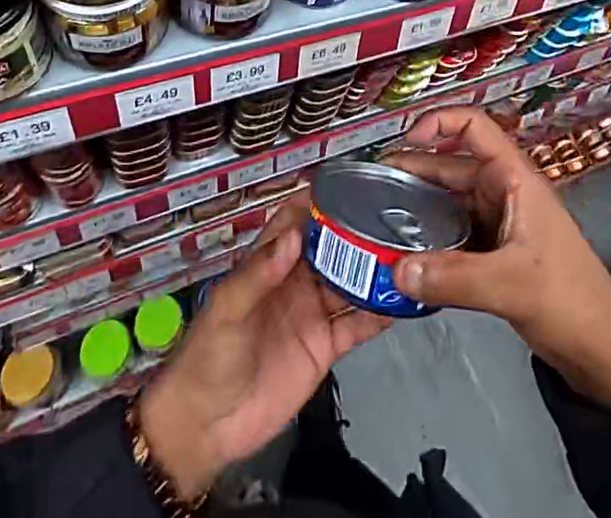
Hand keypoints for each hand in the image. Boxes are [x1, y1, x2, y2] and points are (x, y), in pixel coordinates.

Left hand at [136, 199, 389, 498]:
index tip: (344, 187)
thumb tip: (291, 238)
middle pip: (329, 251)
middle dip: (354, 234)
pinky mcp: (324, 347)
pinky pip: (356, 325)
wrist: (209, 424)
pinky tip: (400, 303)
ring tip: (403, 254)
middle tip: (387, 219)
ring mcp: (311, 314)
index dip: (314, 204)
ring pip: (348, 284)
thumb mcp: (226, 310)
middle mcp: (292, 284)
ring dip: (371, 271)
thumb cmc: (207, 357)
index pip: (292, 225)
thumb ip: (257, 274)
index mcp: (266, 267)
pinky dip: (378, 314)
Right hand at [383, 106, 610, 411]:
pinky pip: (449, 229)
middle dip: (411, 168)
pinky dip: (425, 232)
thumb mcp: (512, 285)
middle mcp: (502, 192)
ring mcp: (496, 220)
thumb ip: (453, 277)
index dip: (438, 121)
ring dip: (415, 202)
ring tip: (375, 212)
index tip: (405, 140)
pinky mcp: (490, 248)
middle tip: (370, 183)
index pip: (474, 127)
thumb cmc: (570, 301)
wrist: (603, 351)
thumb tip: (396, 270)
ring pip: (446, 198)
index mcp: (515, 180)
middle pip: (449, 163)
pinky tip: (401, 246)